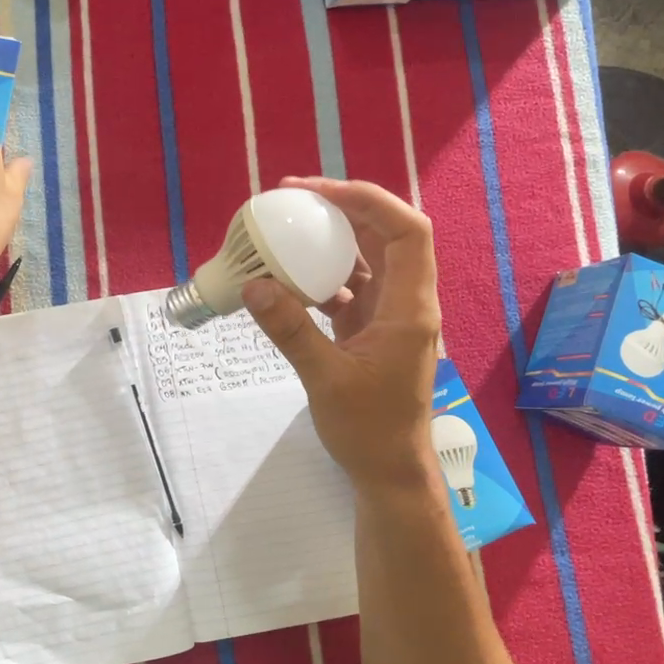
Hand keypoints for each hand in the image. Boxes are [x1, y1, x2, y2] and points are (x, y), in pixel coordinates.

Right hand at [241, 177, 441, 495]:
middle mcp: (406, 303)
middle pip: (387, 236)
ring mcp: (390, 317)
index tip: (314, 193)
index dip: (366, 200)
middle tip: (292, 199)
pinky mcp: (372, 331)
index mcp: (410, 309)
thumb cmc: (368, 428)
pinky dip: (323, 274)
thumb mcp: (324, 378)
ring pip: (368, 259)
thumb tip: (253, 284)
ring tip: (288, 228)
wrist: (388, 470)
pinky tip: (290, 277)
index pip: (406, 231)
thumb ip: (290, 329)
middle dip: (344, 209)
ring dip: (332, 239)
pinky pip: (351, 286)